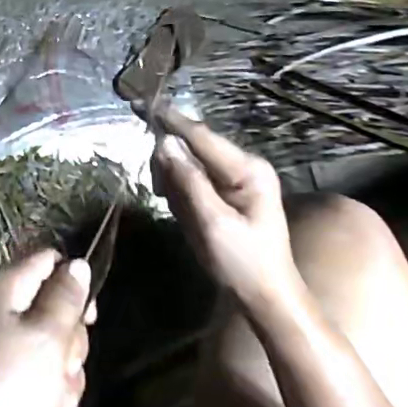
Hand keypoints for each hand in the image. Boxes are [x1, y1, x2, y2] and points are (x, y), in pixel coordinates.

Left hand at [0, 251, 95, 406]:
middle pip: (60, 313)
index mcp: (8, 290)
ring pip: (58, 356)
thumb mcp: (46, 338)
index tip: (87, 316)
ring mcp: (8, 356)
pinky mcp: (12, 393)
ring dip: (65, 387)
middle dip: (71, 348)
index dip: (75, 282)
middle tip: (60, 368)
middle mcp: (6, 316)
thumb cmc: (9, 392)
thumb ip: (66, 298)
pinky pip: (47, 389)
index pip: (51, 261)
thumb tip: (79, 264)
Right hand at [151, 115, 306, 316]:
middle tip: (160, 190)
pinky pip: (194, 179)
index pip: (200, 135)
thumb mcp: (214, 224)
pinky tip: (183, 212)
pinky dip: (180, 190)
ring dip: (174, 180)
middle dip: (170, 162)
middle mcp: (244, 166)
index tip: (139, 104)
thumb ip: (188, 181)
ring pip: (190, 162)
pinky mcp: (228, 192)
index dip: (169, 120)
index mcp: (247, 169)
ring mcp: (237, 178)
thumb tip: (163, 142)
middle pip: (193, 146)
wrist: (268, 302)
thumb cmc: (244, 265)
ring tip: (176, 209)